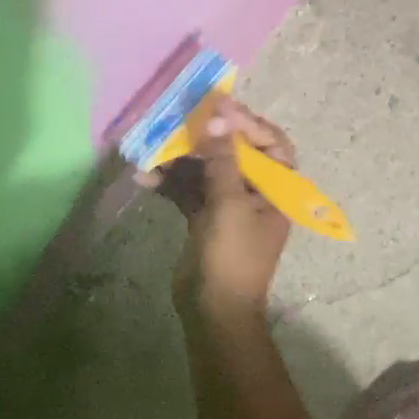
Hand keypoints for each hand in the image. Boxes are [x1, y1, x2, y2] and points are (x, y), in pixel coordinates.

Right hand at [147, 97, 294, 319]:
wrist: (215, 311)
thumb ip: (222, 159)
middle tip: (176, 119)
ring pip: (205, 170)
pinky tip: (142, 176)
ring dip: (178, 159)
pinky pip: (187, 192)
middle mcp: (255, 193)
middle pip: (233, 151)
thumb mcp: (229, 205)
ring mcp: (228, 206)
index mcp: (276, 189)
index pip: (270, 142)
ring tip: (149, 148)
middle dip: (204, 136)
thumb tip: (216, 116)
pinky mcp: (203, 220)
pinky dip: (168, 183)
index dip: (245, 122)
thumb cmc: (232, 258)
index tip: (215, 106)